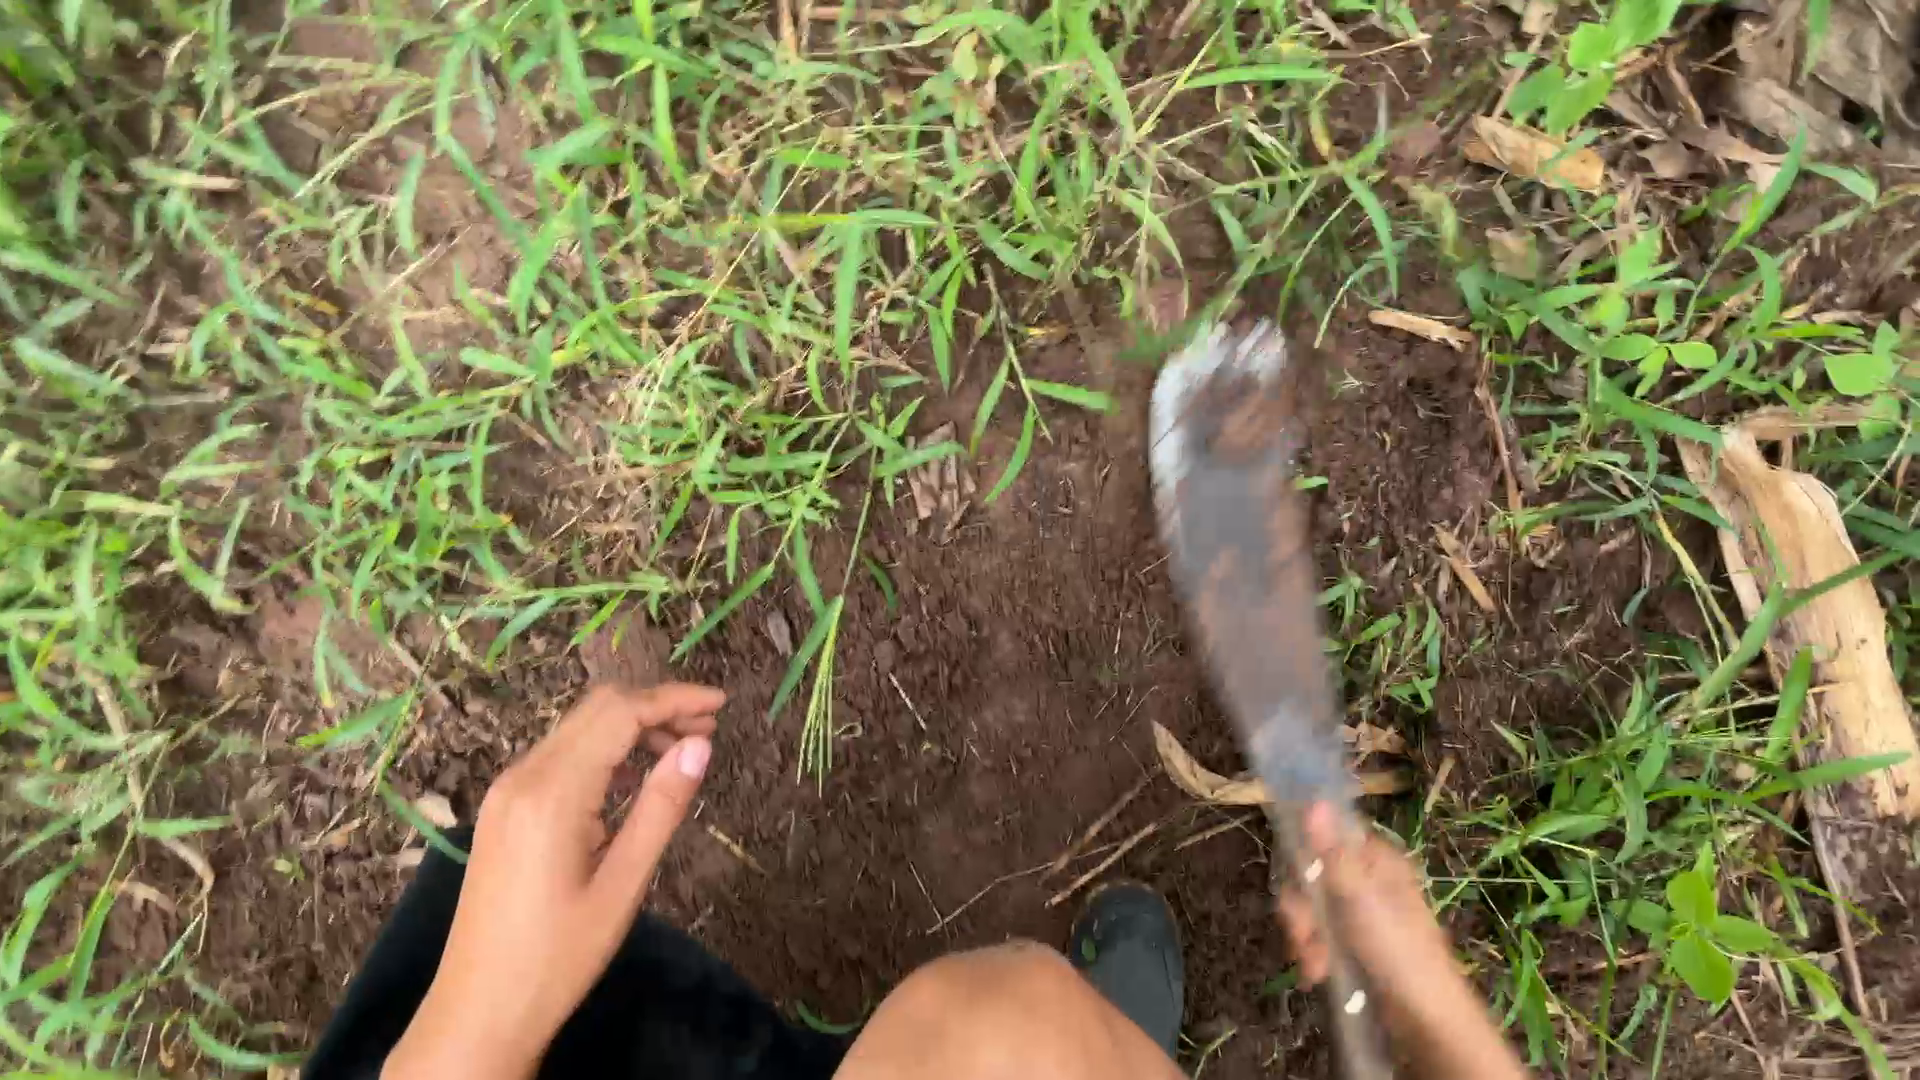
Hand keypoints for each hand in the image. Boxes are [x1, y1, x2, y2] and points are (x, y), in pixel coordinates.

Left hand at [383, 683, 724, 1079]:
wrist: (475, 1015)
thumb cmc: (558, 957)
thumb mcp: (624, 883)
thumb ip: (662, 806)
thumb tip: (701, 745)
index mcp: (552, 793)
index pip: (622, 713)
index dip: (675, 699)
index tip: (721, 705)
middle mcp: (523, 776)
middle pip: (600, 708)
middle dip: (659, 706)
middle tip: (708, 730)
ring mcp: (508, 790)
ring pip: (581, 726)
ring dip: (635, 725)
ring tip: (683, 751)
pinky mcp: (506, 806)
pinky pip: (564, 753)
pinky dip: (608, 748)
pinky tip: (636, 778)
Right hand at [1278, 803, 1527, 1079]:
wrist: (1429, 1023)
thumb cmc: (1399, 953)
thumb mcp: (1359, 898)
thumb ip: (1332, 852)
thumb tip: (1315, 801)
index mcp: (1376, 860)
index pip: (1327, 835)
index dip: (1303, 853)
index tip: (1292, 877)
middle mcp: (1368, 880)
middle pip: (1312, 873)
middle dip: (1301, 908)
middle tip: (1302, 934)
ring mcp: (1362, 913)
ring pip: (1312, 907)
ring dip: (1304, 936)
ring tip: (1312, 964)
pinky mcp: (1356, 943)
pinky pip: (1320, 934)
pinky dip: (1313, 951)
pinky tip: (1316, 972)